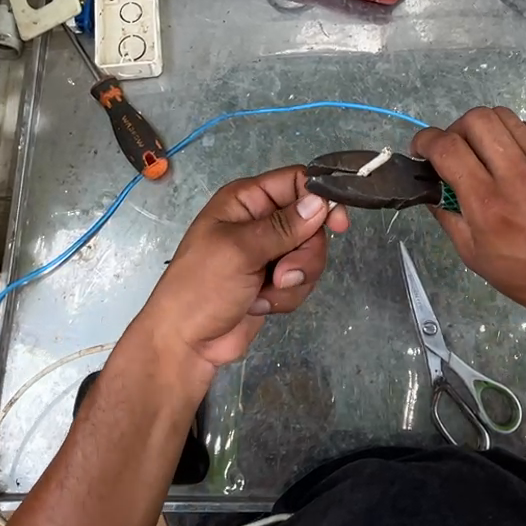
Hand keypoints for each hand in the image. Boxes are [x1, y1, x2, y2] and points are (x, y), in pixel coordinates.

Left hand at [122, 166, 349, 394]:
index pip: (295, 182)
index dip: (320, 198)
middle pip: (310, 223)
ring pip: (309, 255)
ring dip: (293, 280)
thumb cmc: (202, 286)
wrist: (186, 343)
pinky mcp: (274, 281)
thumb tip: (320, 201)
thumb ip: (284, 227)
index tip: (338, 224)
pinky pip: (301, 280)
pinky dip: (286, 297)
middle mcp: (259, 220)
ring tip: (266, 293)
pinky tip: (260, 305)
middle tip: (284, 275)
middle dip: (303, 254)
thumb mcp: (240, 250)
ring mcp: (267, 252)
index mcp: (246, 200)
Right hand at [415, 107, 525, 319]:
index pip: (447, 148)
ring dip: (482, 128)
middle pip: (475, 119)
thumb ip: (447, 216)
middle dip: (454, 129)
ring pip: (502, 116)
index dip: (425, 141)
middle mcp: (515, 175)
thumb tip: (430, 187)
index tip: (421, 151)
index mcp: (488, 204)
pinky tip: (509, 156)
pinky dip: (509, 135)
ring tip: (482, 150)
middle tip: (454, 152)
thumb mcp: (474, 256)